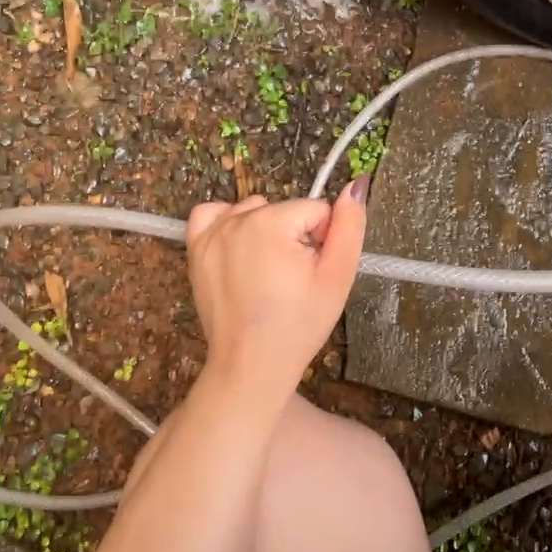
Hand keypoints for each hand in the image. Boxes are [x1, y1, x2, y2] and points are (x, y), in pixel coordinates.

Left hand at [183, 180, 368, 398]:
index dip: (323, 240)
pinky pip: (213, 214)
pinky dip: (228, 223)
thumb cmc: (299, 325)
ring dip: (266, 231)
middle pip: (286, 210)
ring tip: (268, 272)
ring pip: (256, 210)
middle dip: (295, 236)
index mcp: (273, 222)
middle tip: (292, 280)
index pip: (316, 210)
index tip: (313, 272)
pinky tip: (240, 249)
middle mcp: (238, 220)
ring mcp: (212, 233)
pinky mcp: (196, 249)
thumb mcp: (337, 277)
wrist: (251, 366)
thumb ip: (350, 226)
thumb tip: (356, 185)